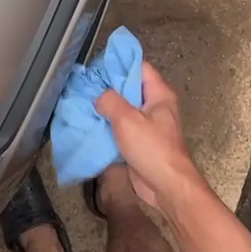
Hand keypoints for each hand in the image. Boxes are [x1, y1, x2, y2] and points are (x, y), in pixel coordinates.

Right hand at [94, 63, 209, 211]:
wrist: (165, 185)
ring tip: (84, 106)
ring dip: (106, 110)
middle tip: (85, 89)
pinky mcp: (141, 141)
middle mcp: (156, 106)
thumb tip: (99, 97)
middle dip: (108, 89)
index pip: (139, 68)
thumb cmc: (152, 149)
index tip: (97, 69)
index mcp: (159, 94)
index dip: (118, 66)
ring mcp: (149, 124)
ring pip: (124, 109)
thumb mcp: (127, 119)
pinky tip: (92, 126)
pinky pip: (123, 128)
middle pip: (129, 88)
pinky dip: (109, 126)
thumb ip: (110, 101)